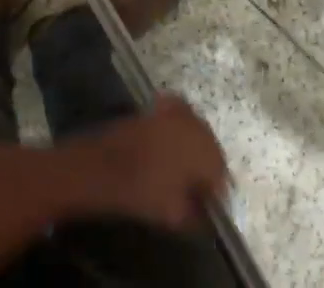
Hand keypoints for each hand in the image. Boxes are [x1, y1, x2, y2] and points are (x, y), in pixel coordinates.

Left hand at [71, 96, 229, 228]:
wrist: (101, 166)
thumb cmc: (142, 192)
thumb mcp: (176, 216)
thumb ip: (198, 215)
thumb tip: (205, 211)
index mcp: (207, 154)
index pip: (222, 177)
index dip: (214, 193)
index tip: (205, 206)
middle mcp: (198, 128)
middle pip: (211, 150)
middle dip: (206, 168)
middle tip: (193, 187)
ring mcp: (176, 112)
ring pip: (196, 131)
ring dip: (193, 147)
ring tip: (180, 167)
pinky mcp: (156, 107)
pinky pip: (177, 111)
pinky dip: (179, 122)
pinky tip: (171, 137)